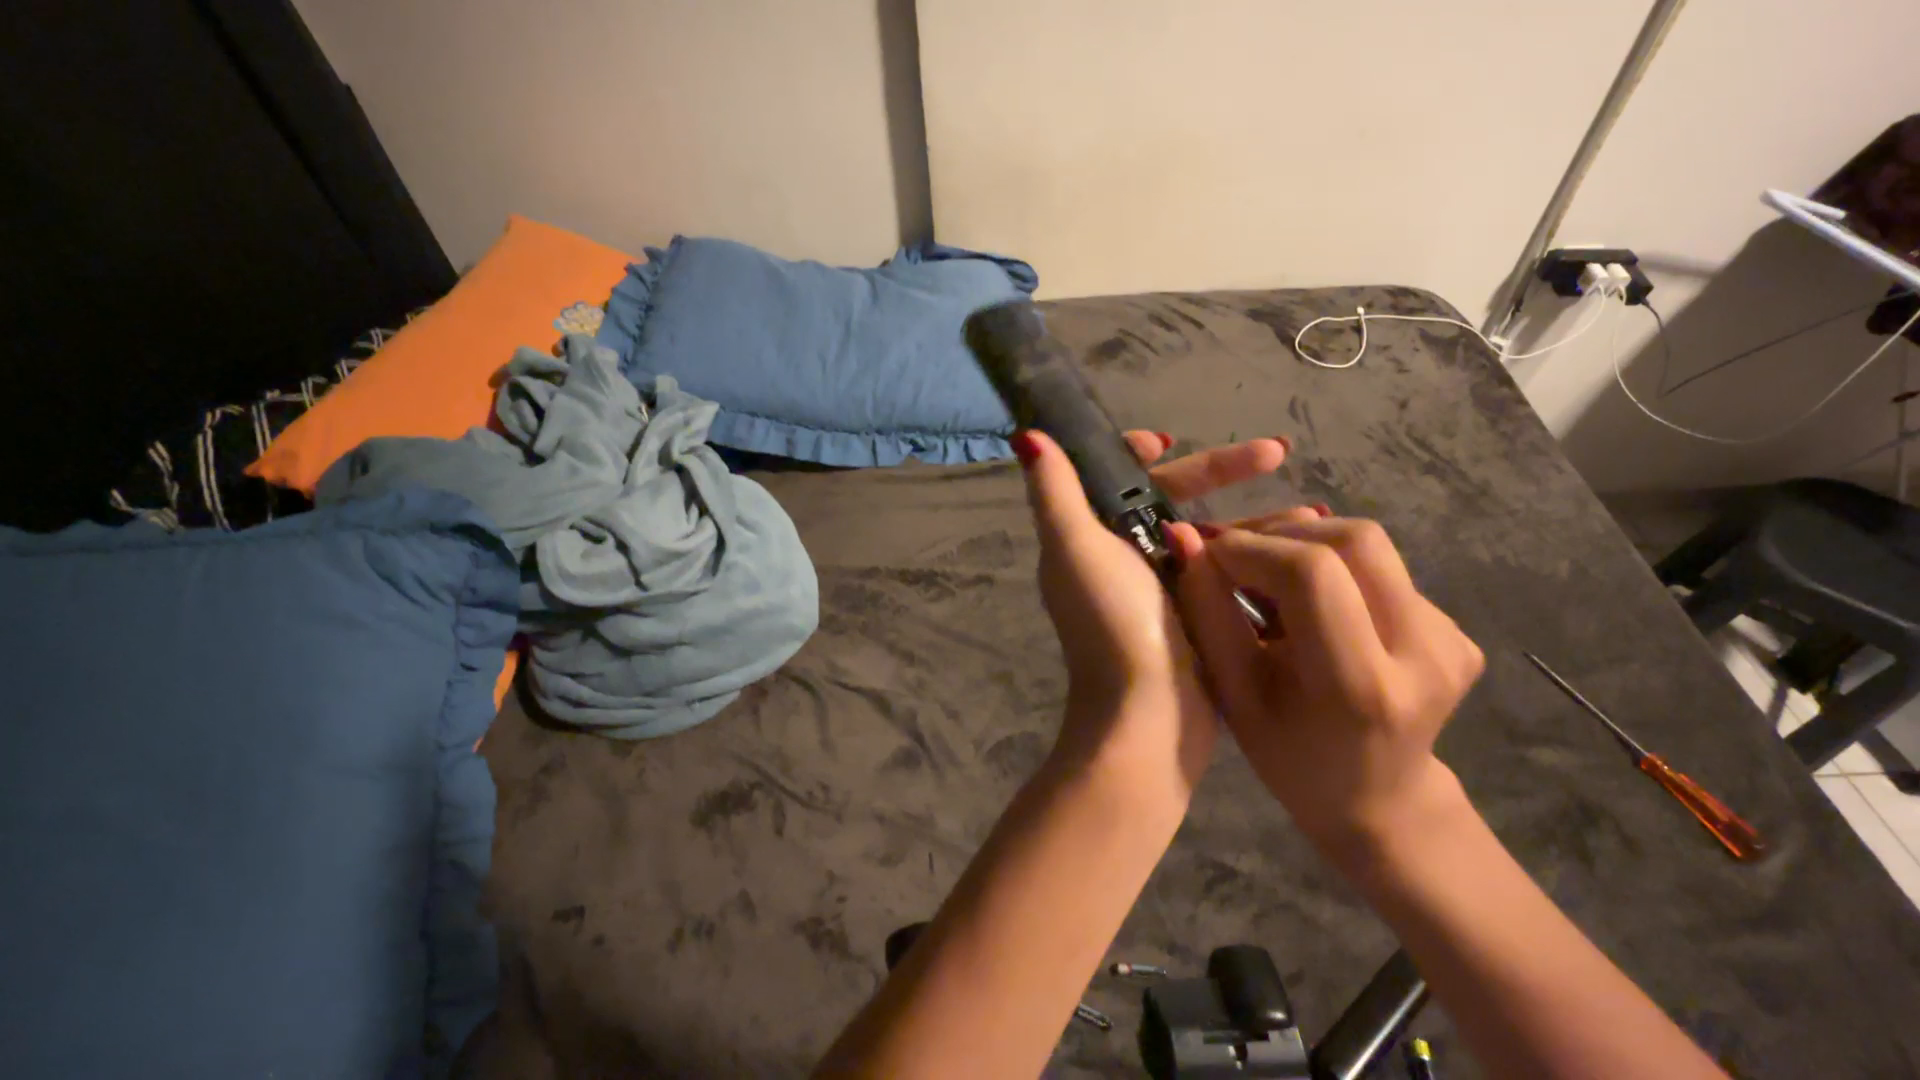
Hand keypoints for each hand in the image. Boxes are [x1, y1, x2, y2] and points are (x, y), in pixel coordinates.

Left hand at [1014, 428, 1288, 801]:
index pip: (1113, 476)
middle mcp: (1124, 557)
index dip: (1139, 452)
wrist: (1148, 717)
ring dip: (1254, 515)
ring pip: (1209, 533)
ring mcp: (1164, 589)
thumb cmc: (1113, 623)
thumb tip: (1026, 435)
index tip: (1172, 442)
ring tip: (1312, 512)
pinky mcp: (1200, 617)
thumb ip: (1053, 491)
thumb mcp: (1075, 549)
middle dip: (1222, 470)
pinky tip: (1304, 548)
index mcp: (1092, 536)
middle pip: (1172, 497)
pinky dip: (1262, 554)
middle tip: (1277, 452)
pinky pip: (1230, 570)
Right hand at [1164, 514, 1484, 849]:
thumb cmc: (1288, 755)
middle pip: (1353, 540)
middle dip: (1281, 532)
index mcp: (1361, 686)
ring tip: (1264, 570)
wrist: (1377, 796)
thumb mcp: (1234, 694)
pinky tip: (1310, 602)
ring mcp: (1450, 638)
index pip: (1312, 575)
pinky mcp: (1458, 629)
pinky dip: (1334, 568)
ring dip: (1305, 542)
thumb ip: (1209, 613)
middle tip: (1234, 550)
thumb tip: (1185, 538)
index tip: (1208, 552)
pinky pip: (1383, 570)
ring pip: (1370, 545)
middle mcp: (1423, 653)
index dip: (1251, 549)